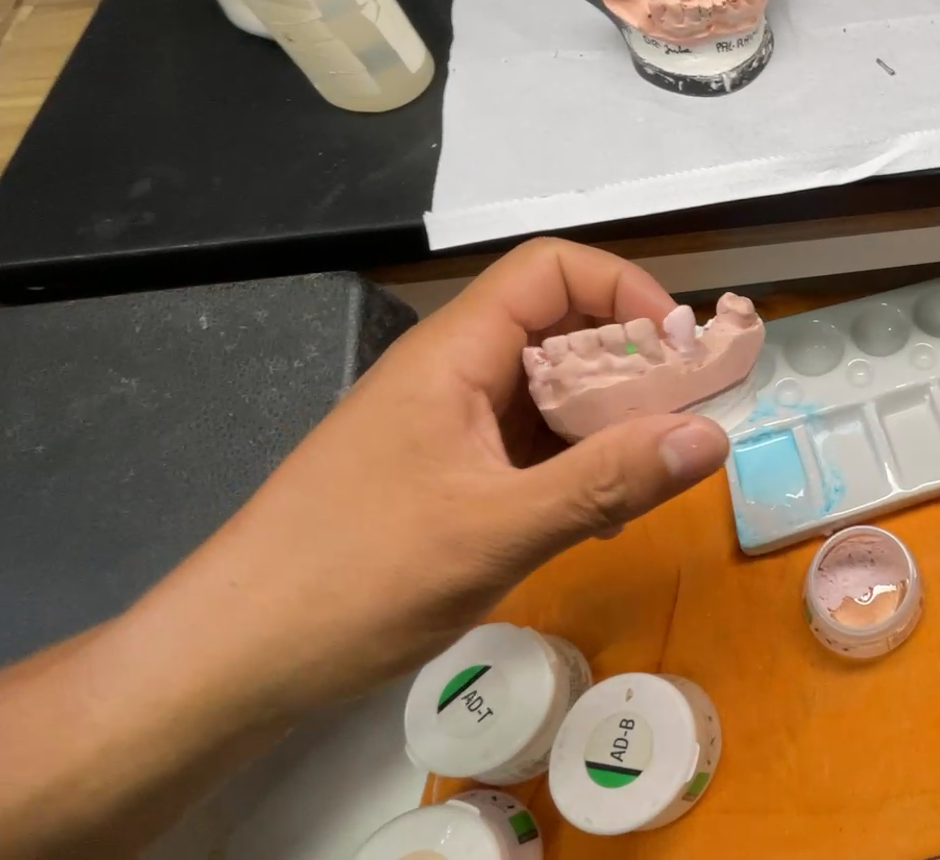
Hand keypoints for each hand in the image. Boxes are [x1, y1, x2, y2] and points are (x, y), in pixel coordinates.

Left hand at [126, 239, 729, 720]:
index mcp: (454, 355)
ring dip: (616, 419)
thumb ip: (608, 480)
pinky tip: (607, 513)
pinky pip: (542, 443)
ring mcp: (457, 426)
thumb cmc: (349, 581)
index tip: (678, 348)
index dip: (623, 290)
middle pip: (564, 327)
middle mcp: (458, 375)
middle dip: (635, 360)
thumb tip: (713, 437)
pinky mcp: (458, 472)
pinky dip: (587, 462)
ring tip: (655, 467)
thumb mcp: (495, 530)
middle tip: (688, 411)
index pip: (551, 270)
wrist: (226, 668)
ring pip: (558, 390)